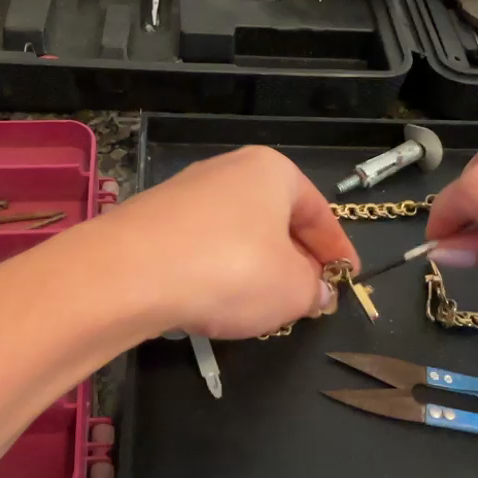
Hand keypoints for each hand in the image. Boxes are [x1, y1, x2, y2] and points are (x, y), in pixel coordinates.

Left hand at [88, 146, 357, 339]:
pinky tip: (216, 301)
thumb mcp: (292, 290)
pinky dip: (217, 271)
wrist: (129, 273)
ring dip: (256, 267)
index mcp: (272, 171)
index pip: (318, 211)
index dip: (338, 250)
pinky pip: (200, 246)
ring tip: (263, 306)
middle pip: (275, 219)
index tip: (349, 279)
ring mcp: (185, 192)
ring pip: (237, 233)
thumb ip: (314, 291)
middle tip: (309, 297)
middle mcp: (228, 170)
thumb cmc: (231, 270)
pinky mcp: (151, 219)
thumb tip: (317, 292)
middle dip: (296, 259)